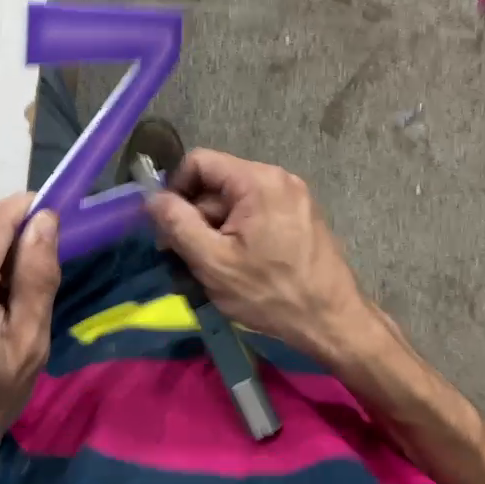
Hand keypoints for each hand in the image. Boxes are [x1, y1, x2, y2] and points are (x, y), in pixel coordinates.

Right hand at [145, 149, 375, 362]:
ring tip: (213, 267)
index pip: (199, 161)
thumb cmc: (270, 293)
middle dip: (196, 215)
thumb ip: (177, 224)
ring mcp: (294, 196)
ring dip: (215, 229)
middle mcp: (278, 178)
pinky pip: (256, 213)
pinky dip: (238, 233)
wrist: (331, 322)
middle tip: (185, 255)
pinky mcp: (301, 216)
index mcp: (257, 180)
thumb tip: (153, 199)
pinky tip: (238, 266)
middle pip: (217, 183)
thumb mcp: (212, 261)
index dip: (175, 189)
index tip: (169, 226)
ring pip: (235, 201)